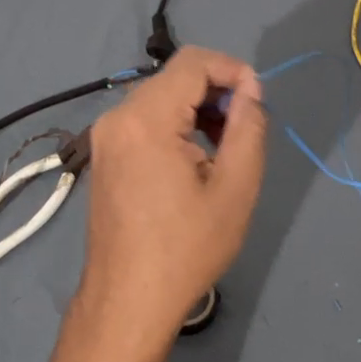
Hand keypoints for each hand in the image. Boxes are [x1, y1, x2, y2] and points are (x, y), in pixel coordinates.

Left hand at [80, 47, 265, 333]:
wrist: (128, 299)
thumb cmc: (186, 247)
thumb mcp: (235, 188)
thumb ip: (248, 127)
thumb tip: (250, 90)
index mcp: (145, 118)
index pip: (193, 62)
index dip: (232, 70)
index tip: (257, 103)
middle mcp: (117, 117)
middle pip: (174, 78)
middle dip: (215, 92)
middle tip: (244, 131)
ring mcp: (105, 136)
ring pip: (159, 98)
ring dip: (196, 109)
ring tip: (223, 150)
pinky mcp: (103, 155)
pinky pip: (143, 120)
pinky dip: (173, 126)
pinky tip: (194, 160)